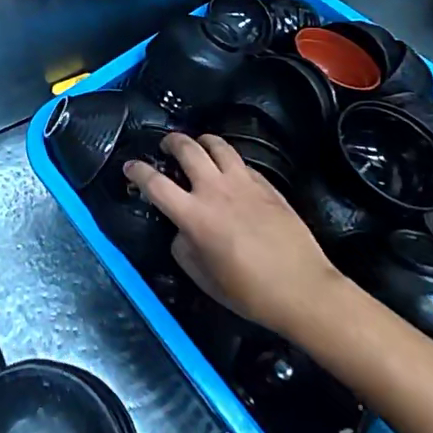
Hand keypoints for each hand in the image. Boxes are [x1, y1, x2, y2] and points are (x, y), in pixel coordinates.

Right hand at [123, 133, 345, 332]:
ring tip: (198, 146)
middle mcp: (216, 191)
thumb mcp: (202, 277)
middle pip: (186, 149)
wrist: (303, 291)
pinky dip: (229, 161)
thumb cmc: (248, 292)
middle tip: (165, 147)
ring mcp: (244, 184)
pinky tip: (230, 172)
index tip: (130, 168)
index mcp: (194, 215)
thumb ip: (183, 247)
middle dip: (170, 142)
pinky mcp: (267, 186)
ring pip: (217, 145)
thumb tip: (182, 229)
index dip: (137, 171)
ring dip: (202, 141)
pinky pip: (241, 162)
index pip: (155, 183)